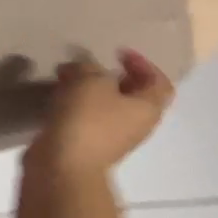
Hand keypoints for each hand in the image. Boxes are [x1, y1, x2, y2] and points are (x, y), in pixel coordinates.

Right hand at [28, 48, 175, 172]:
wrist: (63, 164)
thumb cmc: (86, 120)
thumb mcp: (88, 82)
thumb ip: (88, 67)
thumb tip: (82, 68)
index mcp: (148, 107)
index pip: (158, 82)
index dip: (143, 64)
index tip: (117, 52)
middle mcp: (138, 123)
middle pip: (135, 96)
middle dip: (115, 78)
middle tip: (91, 65)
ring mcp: (114, 138)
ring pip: (109, 108)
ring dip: (93, 92)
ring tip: (68, 81)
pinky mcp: (89, 146)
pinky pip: (89, 119)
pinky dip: (78, 106)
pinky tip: (58, 102)